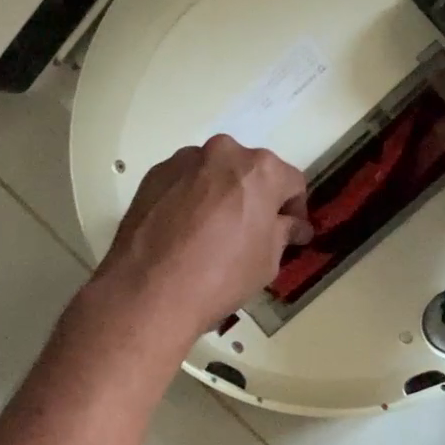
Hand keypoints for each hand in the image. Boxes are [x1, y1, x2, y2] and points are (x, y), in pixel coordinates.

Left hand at [93, 135, 312, 338]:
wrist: (149, 291)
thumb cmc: (221, 275)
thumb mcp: (268, 261)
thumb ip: (283, 233)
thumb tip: (292, 226)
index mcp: (260, 169)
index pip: (292, 182)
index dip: (295, 209)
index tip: (291, 233)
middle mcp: (223, 153)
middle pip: (250, 171)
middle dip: (255, 197)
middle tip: (250, 231)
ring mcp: (183, 161)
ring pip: (214, 174)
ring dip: (220, 195)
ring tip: (212, 233)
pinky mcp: (153, 175)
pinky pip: (184, 183)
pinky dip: (190, 199)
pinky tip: (184, 233)